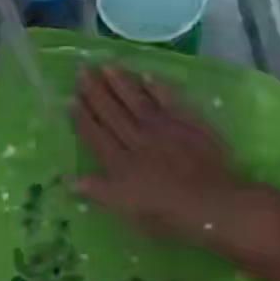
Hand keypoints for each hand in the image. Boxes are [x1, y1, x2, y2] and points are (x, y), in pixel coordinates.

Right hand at [73, 66, 246, 238]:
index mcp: (120, 163)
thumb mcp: (126, 209)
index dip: (83, 118)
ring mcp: (163, 128)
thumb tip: (67, 179)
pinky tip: (146, 76)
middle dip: (95, 92)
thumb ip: (98, 191)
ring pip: (136, 101)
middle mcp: (137, 140)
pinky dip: (156, 87)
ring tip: (105, 65)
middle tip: (82, 71)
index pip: (96, 135)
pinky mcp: (187, 123)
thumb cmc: (167, 215)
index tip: (71, 99)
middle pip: (112, 113)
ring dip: (120, 83)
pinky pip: (168, 100)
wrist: (211, 203)